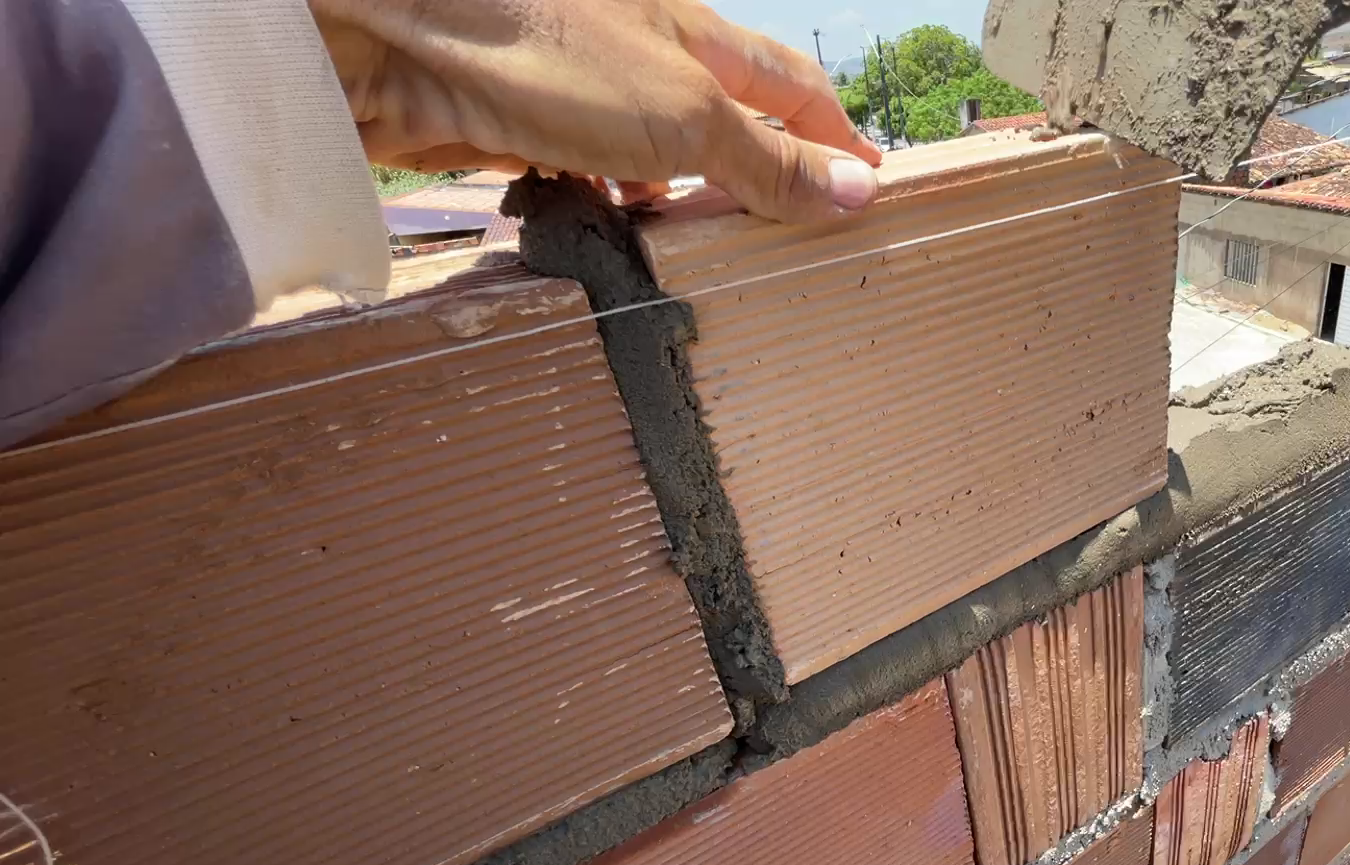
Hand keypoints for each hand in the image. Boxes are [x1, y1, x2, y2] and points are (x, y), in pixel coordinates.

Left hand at [311, 0, 882, 223]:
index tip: (871, 183)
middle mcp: (653, 60)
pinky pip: (611, 176)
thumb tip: (859, 192)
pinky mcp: (542, 128)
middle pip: (738, 124)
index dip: (838, 136)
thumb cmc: (547, 51)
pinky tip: (630, 228)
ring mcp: (595, 96)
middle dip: (775, 175)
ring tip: (723, 249)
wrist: (379, 31)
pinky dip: (632, 205)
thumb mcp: (687, 114)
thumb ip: (770, 159)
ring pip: (673, 157)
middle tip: (803, 232)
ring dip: (702, 200)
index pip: (796, 90)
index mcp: (700, 38)